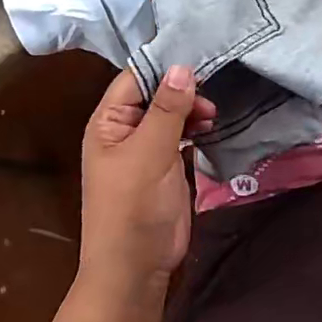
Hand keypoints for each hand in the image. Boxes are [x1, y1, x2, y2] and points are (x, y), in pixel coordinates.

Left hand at [78, 65, 216, 295]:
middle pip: (155, 96)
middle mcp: (124, 131)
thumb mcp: (149, 153)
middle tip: (211, 96)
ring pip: (171, 115)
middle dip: (183, 90)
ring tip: (213, 114)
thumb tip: (183, 67)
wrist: (136, 265)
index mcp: (108, 122)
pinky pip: (182, 136)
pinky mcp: (166, 166)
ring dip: (192, 110)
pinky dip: (196, 128)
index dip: (164, 67)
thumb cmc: (133, 207)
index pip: (135, 80)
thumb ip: (167, 110)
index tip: (200, 56)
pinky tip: (212, 126)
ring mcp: (147, 149)